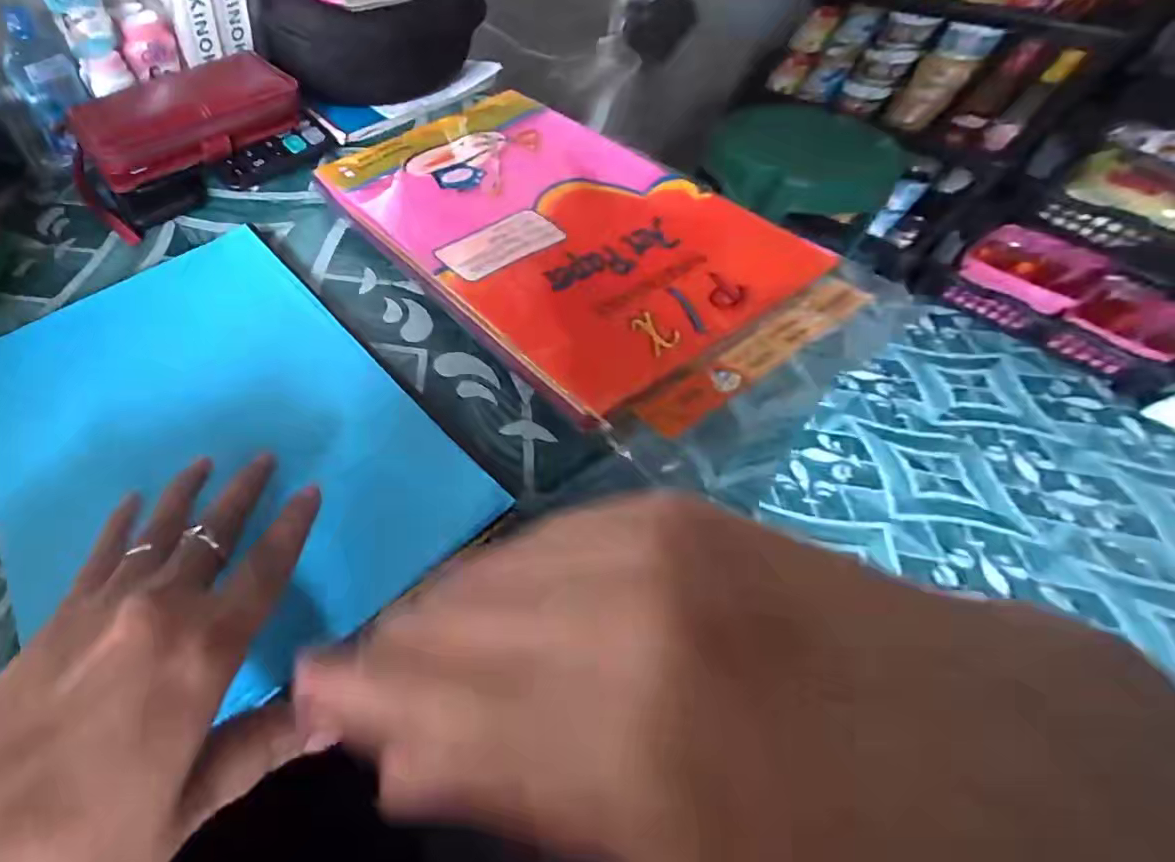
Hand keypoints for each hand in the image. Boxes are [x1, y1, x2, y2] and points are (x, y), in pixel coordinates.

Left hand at [0, 455, 323, 861]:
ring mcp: (107, 601)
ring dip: (185, 492)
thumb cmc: (93, 827)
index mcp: (202, 655)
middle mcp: (159, 608)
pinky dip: (121, 519)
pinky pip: (103, 548)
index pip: (262, 575)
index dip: (290, 530)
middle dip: (243, 493)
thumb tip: (320, 717)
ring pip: (158, 529)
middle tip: (264, 457)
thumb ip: (254, 751)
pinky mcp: (66, 607)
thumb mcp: (186, 807)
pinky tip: (131, 499)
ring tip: (205, 461)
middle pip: (212, 535)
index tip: (309, 491)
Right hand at [296, 493, 1174, 861]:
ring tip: (407, 648)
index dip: (359, 702)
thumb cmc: (854, 852)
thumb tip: (399, 768)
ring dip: (430, 618)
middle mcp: (618, 626)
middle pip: (442, 631)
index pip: (436, 712)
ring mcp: (641, 548)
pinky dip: (490, 581)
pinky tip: (485, 609)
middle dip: (382, 659)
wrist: (1036, 754)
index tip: (304, 694)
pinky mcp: (659, 512)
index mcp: (635, 757)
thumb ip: (520, 808)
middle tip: (344, 679)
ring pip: (474, 575)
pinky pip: (526, 542)